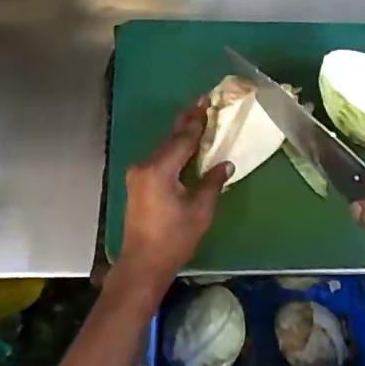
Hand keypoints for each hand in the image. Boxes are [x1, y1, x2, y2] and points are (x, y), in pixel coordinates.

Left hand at [117, 100, 231, 291]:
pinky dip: (173, 150)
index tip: (207, 101)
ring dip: (180, 135)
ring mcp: (138, 174)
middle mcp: (145, 166)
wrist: (142, 264)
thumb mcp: (200, 211)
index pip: (183, 138)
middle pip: (170, 138)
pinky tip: (184, 146)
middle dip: (187, 121)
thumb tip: (226, 164)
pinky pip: (159, 159)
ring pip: (163, 148)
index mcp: (160, 170)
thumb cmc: (174, 240)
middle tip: (203, 102)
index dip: (197, 120)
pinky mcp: (138, 183)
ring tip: (197, 119)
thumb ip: (212, 183)